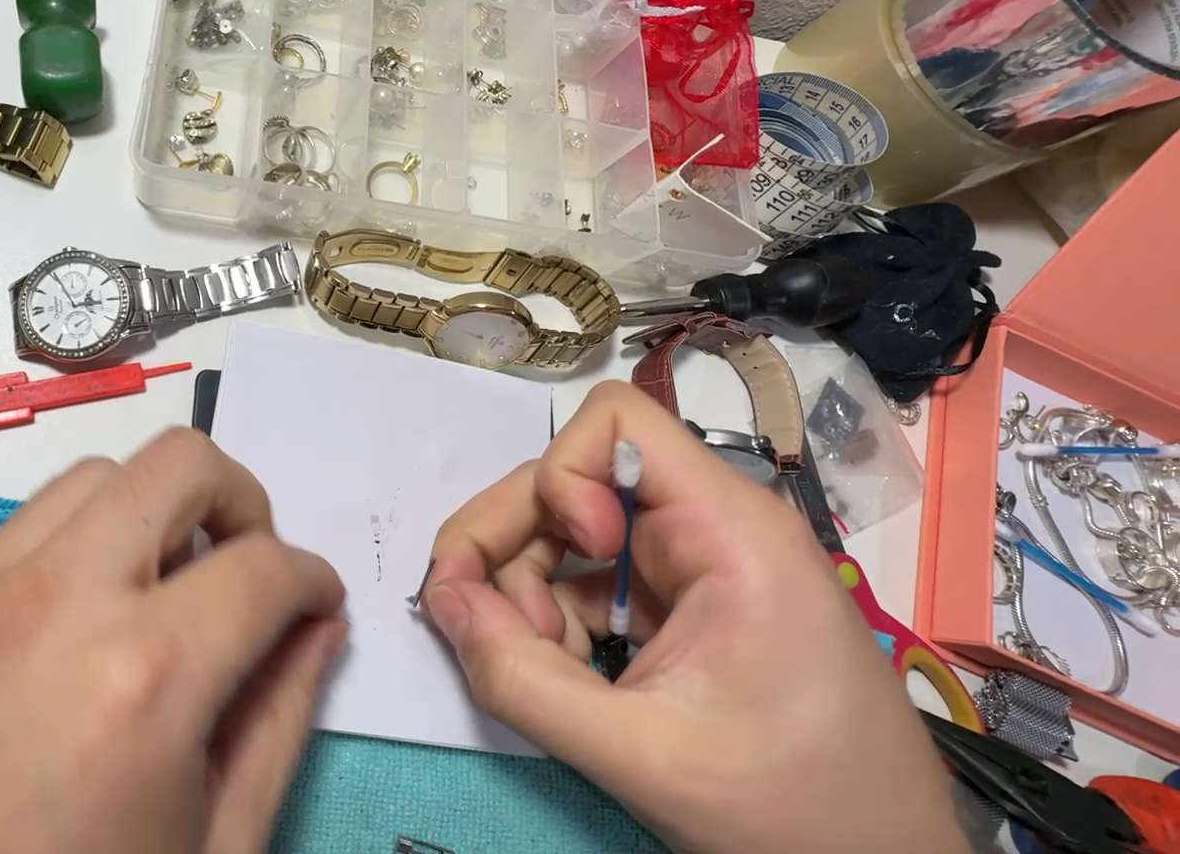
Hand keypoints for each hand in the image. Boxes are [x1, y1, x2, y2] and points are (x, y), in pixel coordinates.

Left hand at [0, 428, 347, 853]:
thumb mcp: (214, 842)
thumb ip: (280, 714)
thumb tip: (317, 621)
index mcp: (141, 680)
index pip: (264, 567)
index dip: (311, 577)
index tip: (311, 599)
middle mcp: (46, 607)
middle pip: (175, 463)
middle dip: (235, 500)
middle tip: (239, 562)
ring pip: (89, 482)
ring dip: (144, 520)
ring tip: (148, 593)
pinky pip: (9, 543)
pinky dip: (59, 566)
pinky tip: (53, 642)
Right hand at [421, 382, 969, 853]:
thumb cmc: (795, 814)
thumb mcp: (642, 755)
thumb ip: (522, 678)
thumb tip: (441, 600)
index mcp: (724, 528)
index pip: (617, 422)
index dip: (565, 473)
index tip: (571, 554)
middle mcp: (701, 524)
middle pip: (568, 478)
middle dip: (507, 539)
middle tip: (475, 612)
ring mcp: (683, 564)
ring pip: (561, 527)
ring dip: (521, 586)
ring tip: (538, 661)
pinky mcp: (670, 601)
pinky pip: (578, 575)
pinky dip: (547, 614)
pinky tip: (564, 671)